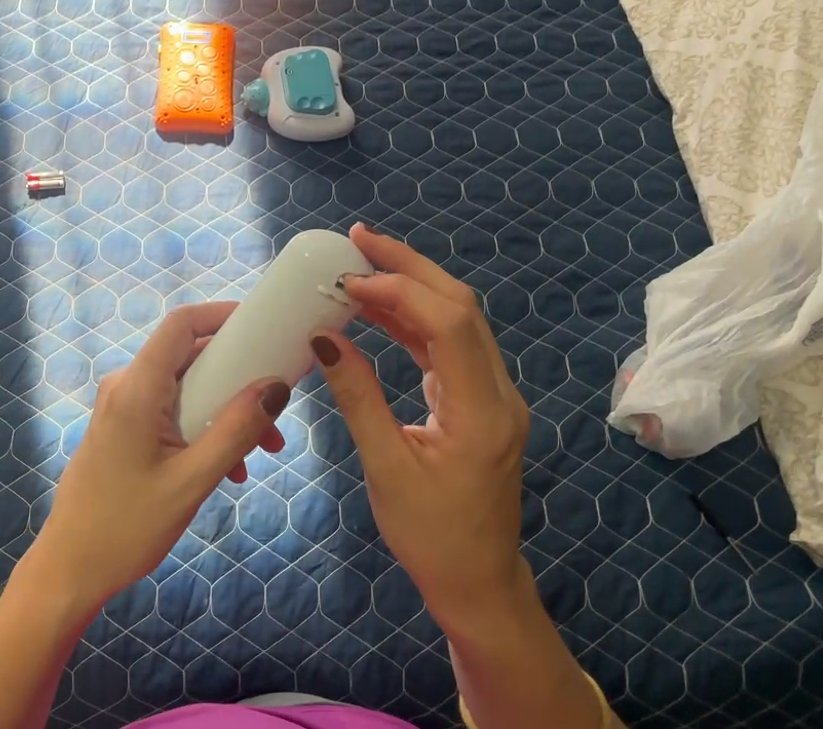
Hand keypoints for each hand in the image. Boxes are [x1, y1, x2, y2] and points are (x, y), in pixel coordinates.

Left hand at [25, 302, 290, 608]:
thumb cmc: (128, 527)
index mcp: (136, 388)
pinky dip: (201, 427)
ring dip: (224, 410)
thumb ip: (236, 431)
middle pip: (188, 356)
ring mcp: (120, 407)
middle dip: (237, 378)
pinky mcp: (122, 428)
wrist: (70, 568)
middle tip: (276, 408)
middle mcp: (125, 386)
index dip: (221, 314)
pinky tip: (227, 468)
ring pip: (183, 388)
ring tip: (261, 452)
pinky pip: (169, 410)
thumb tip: (276, 387)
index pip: (180, 324)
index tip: (263, 326)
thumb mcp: (192, 481)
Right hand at [310, 224, 531, 630]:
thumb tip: (324, 337)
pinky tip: (376, 309)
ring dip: (410, 287)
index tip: (348, 282)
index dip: (400, 291)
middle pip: (461, 306)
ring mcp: (492, 394)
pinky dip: (411, 319)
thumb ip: (358, 397)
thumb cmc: (431, 536)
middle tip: (358, 239)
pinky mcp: (478, 401)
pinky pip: (446, 344)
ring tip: (361, 263)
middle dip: (409, 266)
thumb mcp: (386, 468)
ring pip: (457, 319)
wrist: (478, 582)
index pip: (449, 325)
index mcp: (483, 413)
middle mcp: (498, 392)